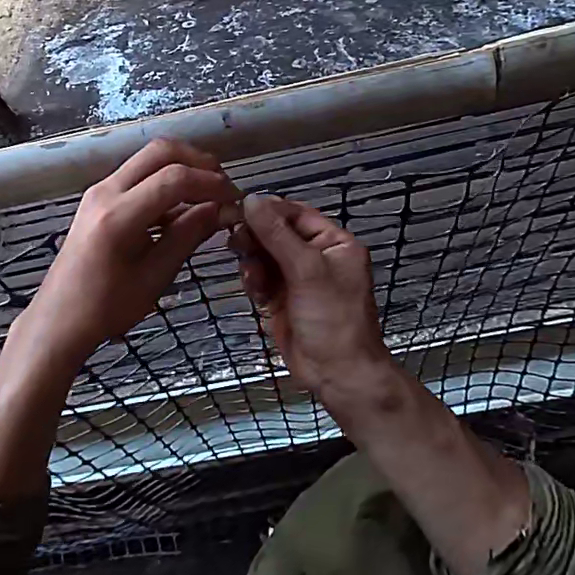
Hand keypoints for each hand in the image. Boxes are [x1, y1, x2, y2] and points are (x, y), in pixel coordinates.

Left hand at [17, 138, 241, 361]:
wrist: (60, 318)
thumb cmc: (107, 307)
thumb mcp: (156, 275)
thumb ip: (189, 235)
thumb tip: (223, 210)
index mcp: (118, 216)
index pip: (174, 179)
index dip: (211, 184)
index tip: (235, 199)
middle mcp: (105, 192)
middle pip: (160, 152)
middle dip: (198, 161)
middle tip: (224, 185)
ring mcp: (99, 191)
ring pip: (148, 159)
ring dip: (182, 168)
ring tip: (209, 195)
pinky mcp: (99, 198)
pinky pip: (137, 175)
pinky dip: (165, 181)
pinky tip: (183, 208)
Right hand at [232, 195, 396, 406]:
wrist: (337, 374)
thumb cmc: (334, 320)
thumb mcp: (307, 270)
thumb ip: (277, 235)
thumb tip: (252, 200)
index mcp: (334, 243)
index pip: (296, 214)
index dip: (269, 211)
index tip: (241, 210)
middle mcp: (316, 257)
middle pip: (276, 233)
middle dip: (256, 238)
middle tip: (237, 242)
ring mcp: (297, 279)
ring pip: (264, 255)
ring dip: (253, 261)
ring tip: (251, 275)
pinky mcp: (281, 298)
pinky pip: (260, 278)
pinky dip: (254, 281)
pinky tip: (255, 291)